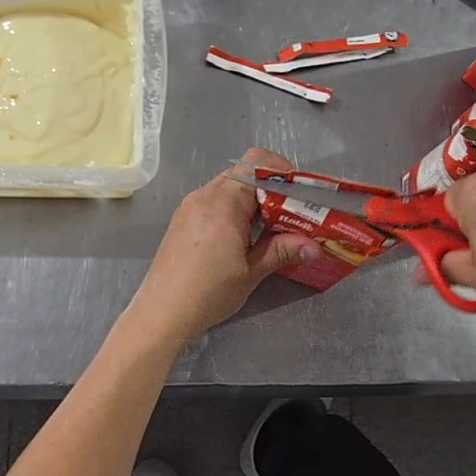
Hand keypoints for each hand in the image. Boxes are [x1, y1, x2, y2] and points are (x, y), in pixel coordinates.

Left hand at [123, 149, 320, 347]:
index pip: (256, 162)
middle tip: (289, 216)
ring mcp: (189, 207)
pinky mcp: (181, 220)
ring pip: (227, 188)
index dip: (282, 171)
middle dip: (270, 190)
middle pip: (243, 173)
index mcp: (223, 203)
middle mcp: (203, 196)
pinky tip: (240, 239)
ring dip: (251, 201)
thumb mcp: (251, 273)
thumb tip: (314, 246)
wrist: (161, 313)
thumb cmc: (208, 293)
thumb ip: (282, 251)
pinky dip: (232, 210)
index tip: (299, 195)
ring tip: (267, 231)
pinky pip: (212, 202)